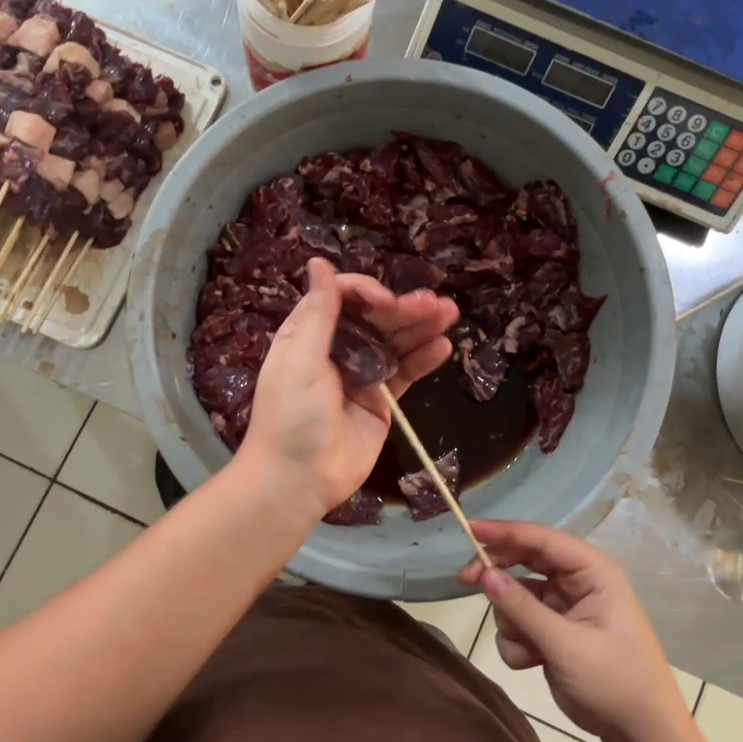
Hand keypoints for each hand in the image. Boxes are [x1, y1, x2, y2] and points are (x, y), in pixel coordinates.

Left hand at [235, 258, 456, 517]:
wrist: (297, 479)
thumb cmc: (291, 417)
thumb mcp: (299, 360)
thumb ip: (318, 312)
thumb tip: (319, 262)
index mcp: (308, 333)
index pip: (342, 296)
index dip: (366, 292)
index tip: (386, 302)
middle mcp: (336, 349)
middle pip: (375, 317)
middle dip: (403, 307)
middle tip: (435, 304)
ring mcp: (361, 375)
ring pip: (395, 341)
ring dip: (421, 326)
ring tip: (450, 312)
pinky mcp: (381, 401)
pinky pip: (406, 372)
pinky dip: (424, 358)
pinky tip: (443, 345)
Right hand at [459, 520, 678, 741]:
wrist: (638, 734)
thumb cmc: (614, 680)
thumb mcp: (566, 644)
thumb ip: (522, 608)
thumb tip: (484, 574)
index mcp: (593, 572)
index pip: (542, 540)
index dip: (505, 532)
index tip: (469, 529)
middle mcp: (577, 582)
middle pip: (524, 561)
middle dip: (497, 575)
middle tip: (465, 580)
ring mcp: (563, 607)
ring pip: (515, 595)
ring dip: (511, 621)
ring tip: (529, 650)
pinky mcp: (552, 632)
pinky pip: (518, 622)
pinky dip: (516, 641)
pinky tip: (533, 663)